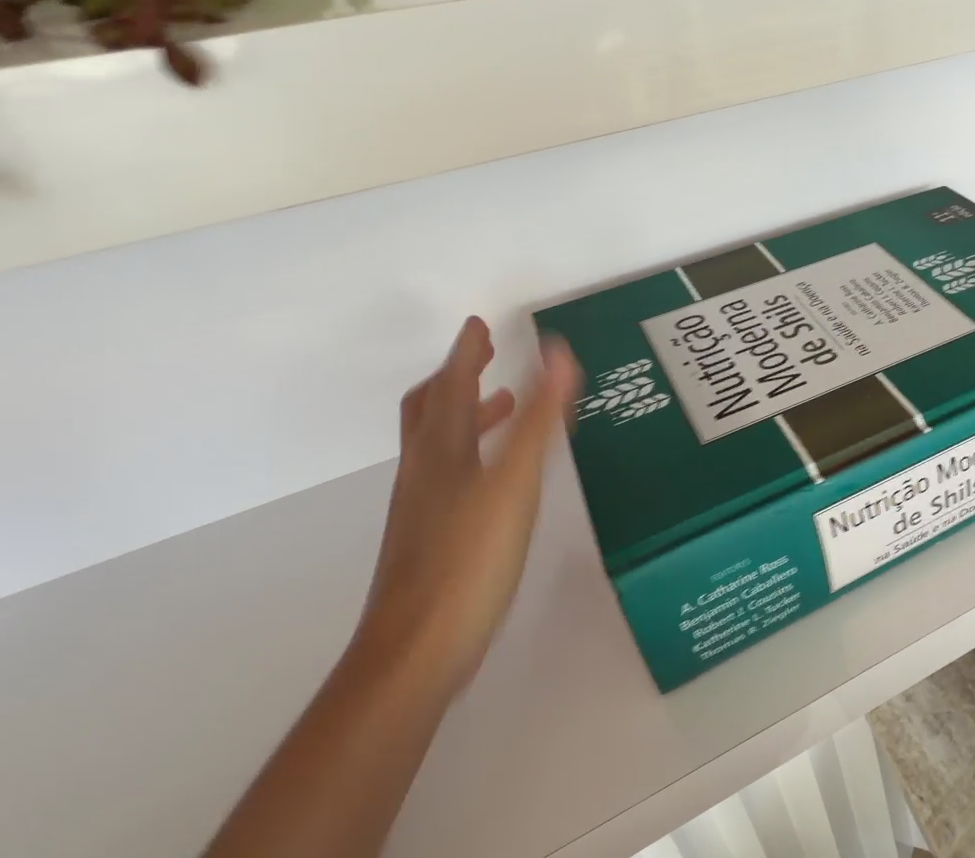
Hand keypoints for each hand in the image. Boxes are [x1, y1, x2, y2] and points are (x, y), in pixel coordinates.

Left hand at [357, 317, 581, 694]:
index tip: (478, 324)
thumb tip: (557, 351)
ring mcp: (424, 507)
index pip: (453, 387)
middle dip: (456, 377)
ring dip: (467, 415)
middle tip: (483, 355)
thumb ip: (539, 419)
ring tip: (502, 406)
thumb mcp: (514, 484)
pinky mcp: (432, 538)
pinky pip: (450, 474)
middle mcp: (425, 471)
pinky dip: (473, 453)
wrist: (417, 650)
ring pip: (440, 445)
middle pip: (431, 411)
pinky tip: (497, 479)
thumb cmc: (469, 560)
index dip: (466, 353)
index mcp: (442, 451)